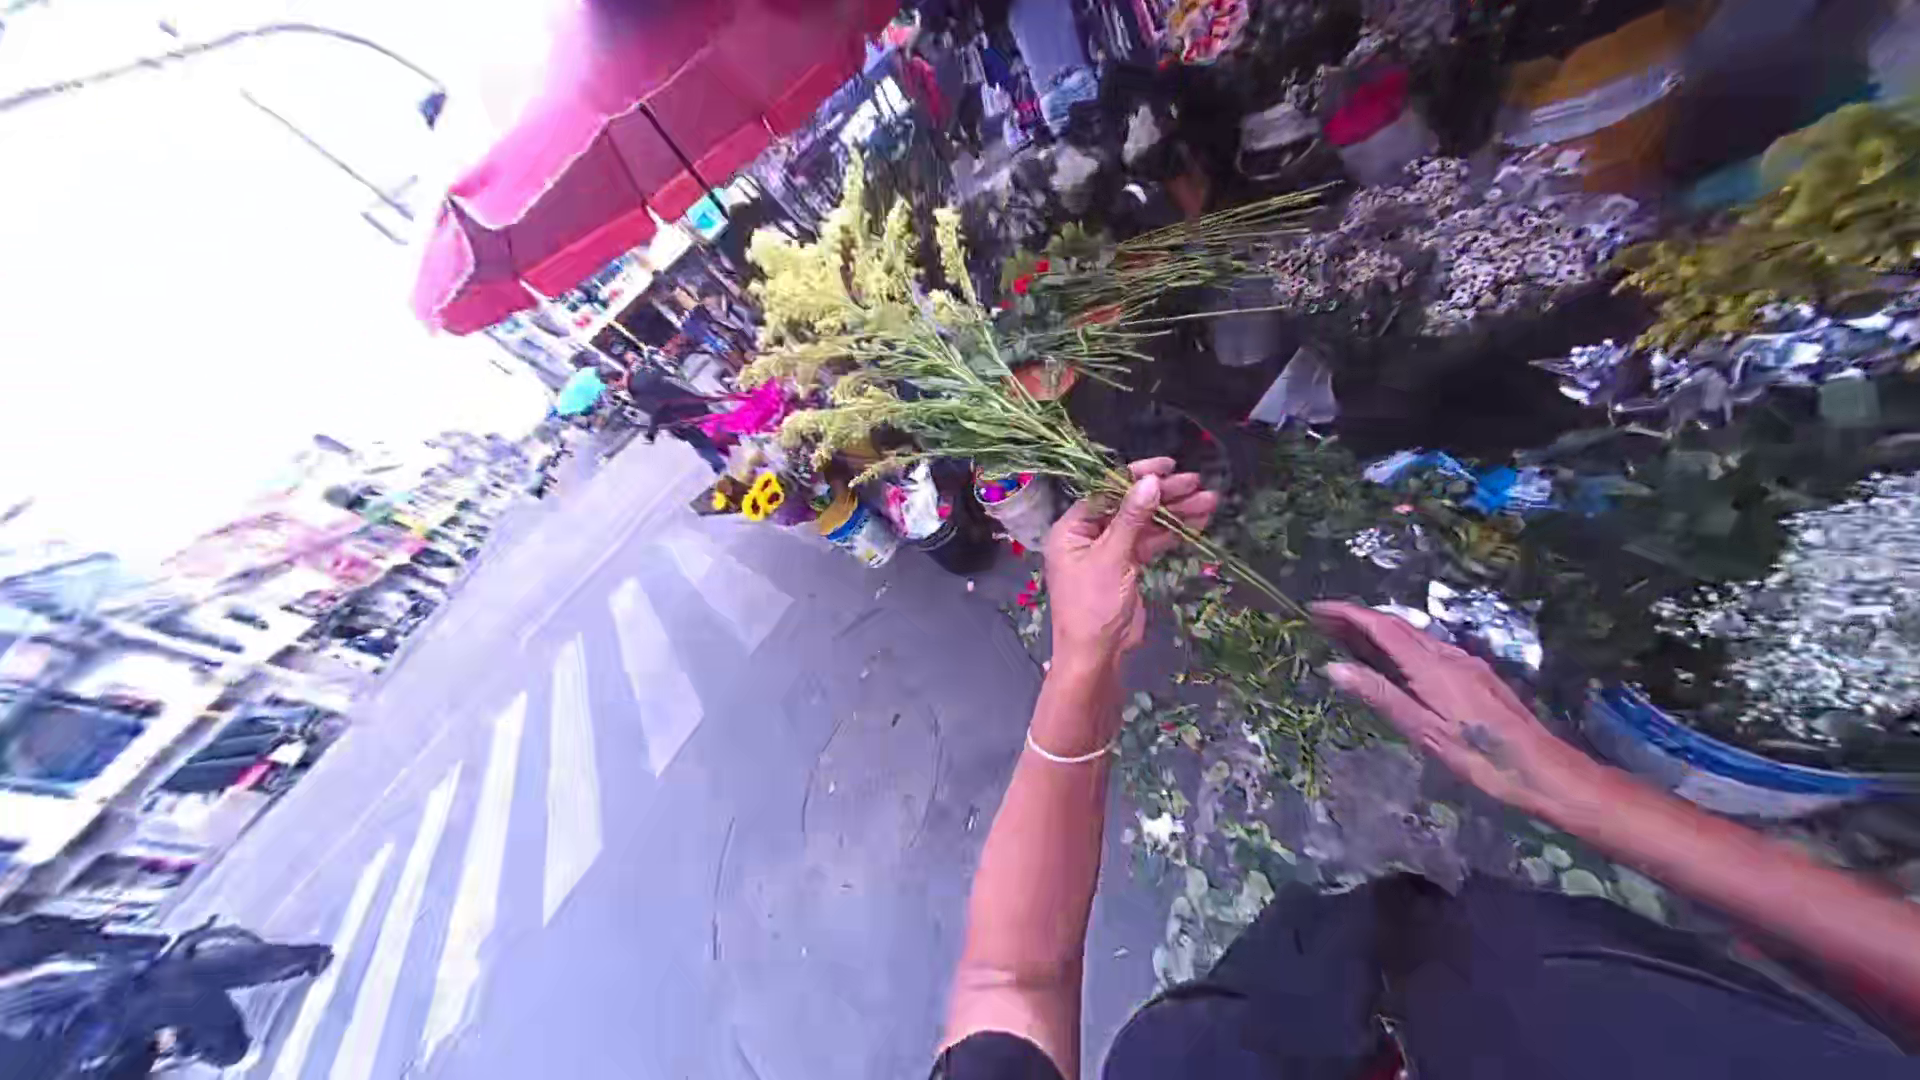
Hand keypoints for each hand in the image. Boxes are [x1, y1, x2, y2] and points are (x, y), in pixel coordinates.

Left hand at [1043, 458, 1217, 668]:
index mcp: (1071, 528)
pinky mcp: (1127, 566)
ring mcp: (1108, 551)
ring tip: (1209, 500)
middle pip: (1128, 505)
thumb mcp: (1112, 558)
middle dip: (1162, 495)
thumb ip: (1131, 518)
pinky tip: (1198, 521)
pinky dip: (1172, 533)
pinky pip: (1150, 542)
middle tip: (1197, 483)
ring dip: (1174, 513)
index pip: (1105, 491)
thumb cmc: (1093, 606)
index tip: (1168, 466)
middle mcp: (1088, 535)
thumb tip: (1149, 481)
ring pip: (1143, 523)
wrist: (1096, 655)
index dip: (1136, 476)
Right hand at [1313, 601, 1596, 815]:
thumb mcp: (1424, 731)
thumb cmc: (1484, 758)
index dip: (1347, 613)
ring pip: (1412, 636)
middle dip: (1355, 618)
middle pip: (1396, 626)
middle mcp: (1449, 656)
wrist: (1553, 775)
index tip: (1316, 608)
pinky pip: (1425, 649)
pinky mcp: (1474, 676)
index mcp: (1433, 667)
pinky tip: (1386, 659)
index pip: (1382, 627)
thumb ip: (1379, 695)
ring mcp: (1465, 664)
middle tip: (1320, 622)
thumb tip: (1334, 667)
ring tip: (1343, 638)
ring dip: (1374, 631)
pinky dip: (1395, 645)